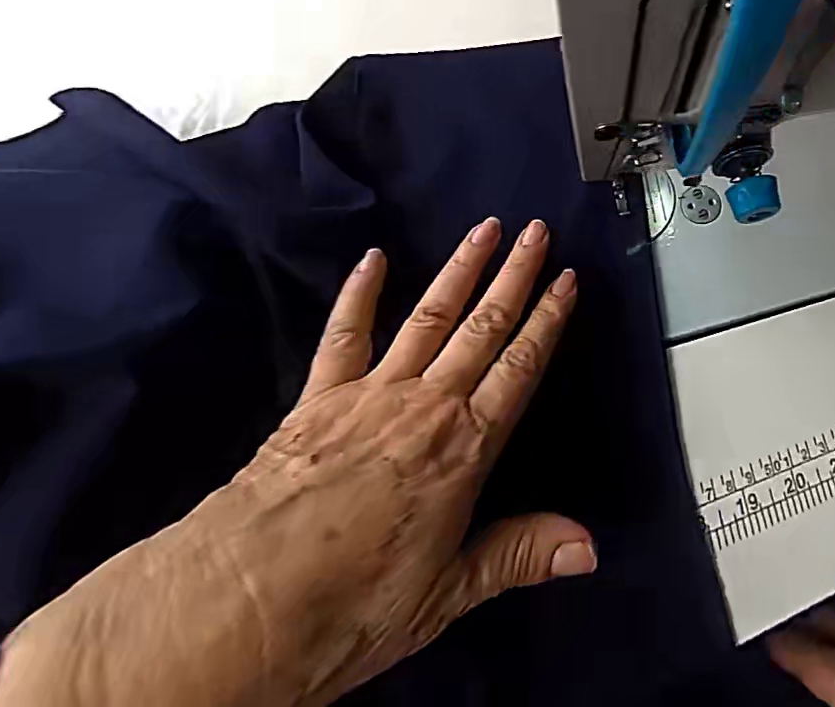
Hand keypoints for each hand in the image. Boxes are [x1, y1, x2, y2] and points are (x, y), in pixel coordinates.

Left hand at [0, 217, 589, 706]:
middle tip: (537, 231)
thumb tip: (592, 548)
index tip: (566, 278)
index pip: (520, 368)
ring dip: (461, 268)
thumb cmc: (353, 606)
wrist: (243, 605)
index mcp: (463, 448)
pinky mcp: (321, 394)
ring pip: (430, 315)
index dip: (547, 321)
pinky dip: (360, 292)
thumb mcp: (447, 594)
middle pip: (482, 326)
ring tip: (486, 228)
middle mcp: (426, 404)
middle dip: (515, 275)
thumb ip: (519, 554)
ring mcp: (371, 392)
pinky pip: (345, 332)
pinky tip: (374, 257)